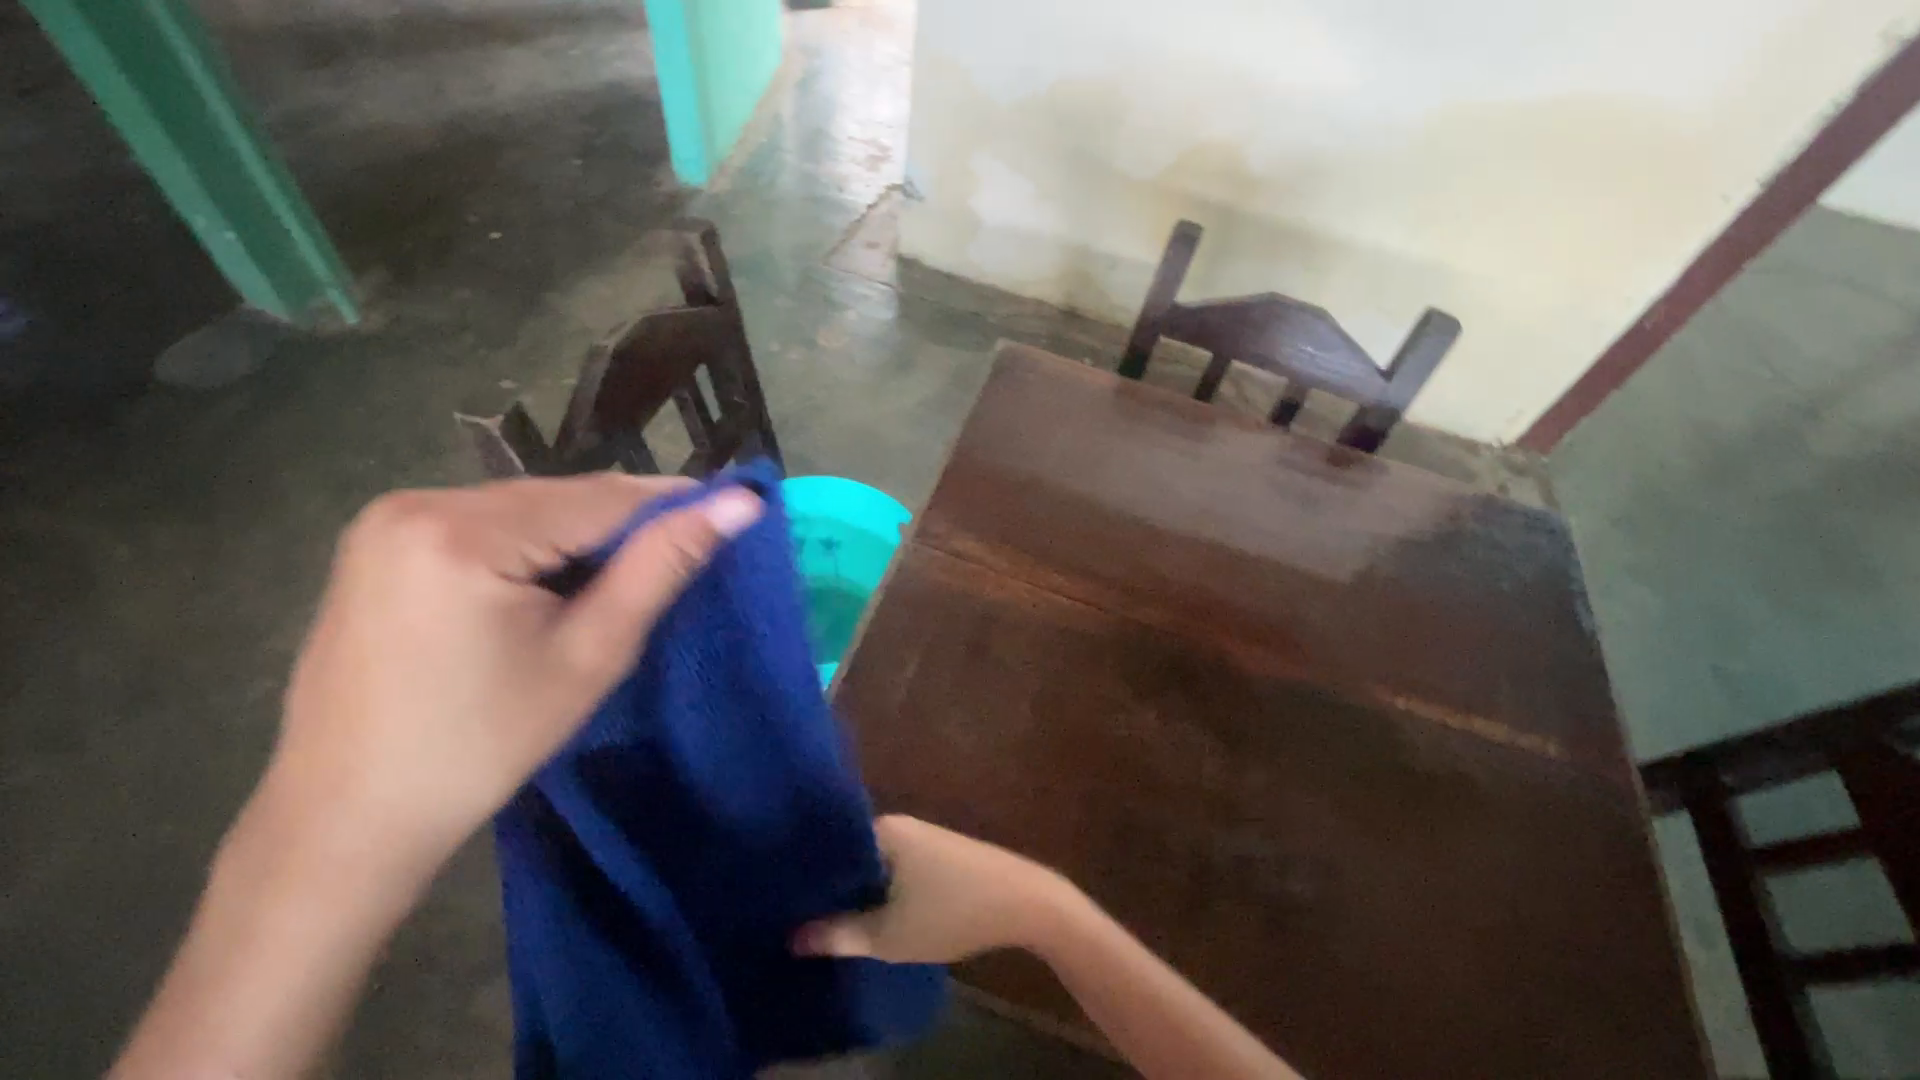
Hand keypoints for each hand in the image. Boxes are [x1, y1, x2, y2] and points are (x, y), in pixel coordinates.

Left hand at [265, 472, 762, 876]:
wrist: (349, 811)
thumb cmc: (484, 744)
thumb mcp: (590, 654)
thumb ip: (662, 567)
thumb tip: (740, 503)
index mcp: (465, 532)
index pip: (602, 497)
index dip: (672, 505)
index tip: (732, 516)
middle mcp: (418, 501)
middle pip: (558, 497)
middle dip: (620, 527)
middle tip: (671, 569)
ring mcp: (387, 517)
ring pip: (523, 508)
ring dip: (575, 537)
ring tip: (607, 591)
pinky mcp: (376, 540)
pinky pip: (481, 522)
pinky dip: (528, 545)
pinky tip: (543, 591)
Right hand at [792, 816, 1076, 963]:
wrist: (1026, 903)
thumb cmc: (953, 913)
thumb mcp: (889, 936)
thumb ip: (838, 935)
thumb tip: (792, 938)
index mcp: (882, 829)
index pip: (827, 844)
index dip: (804, 873)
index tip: (780, 898)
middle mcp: (899, 824)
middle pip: (850, 853)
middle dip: (829, 883)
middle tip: (794, 913)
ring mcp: (922, 836)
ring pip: (873, 862)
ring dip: (855, 887)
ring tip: (823, 917)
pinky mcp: (938, 853)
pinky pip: (895, 867)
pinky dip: (880, 888)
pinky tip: (868, 911)